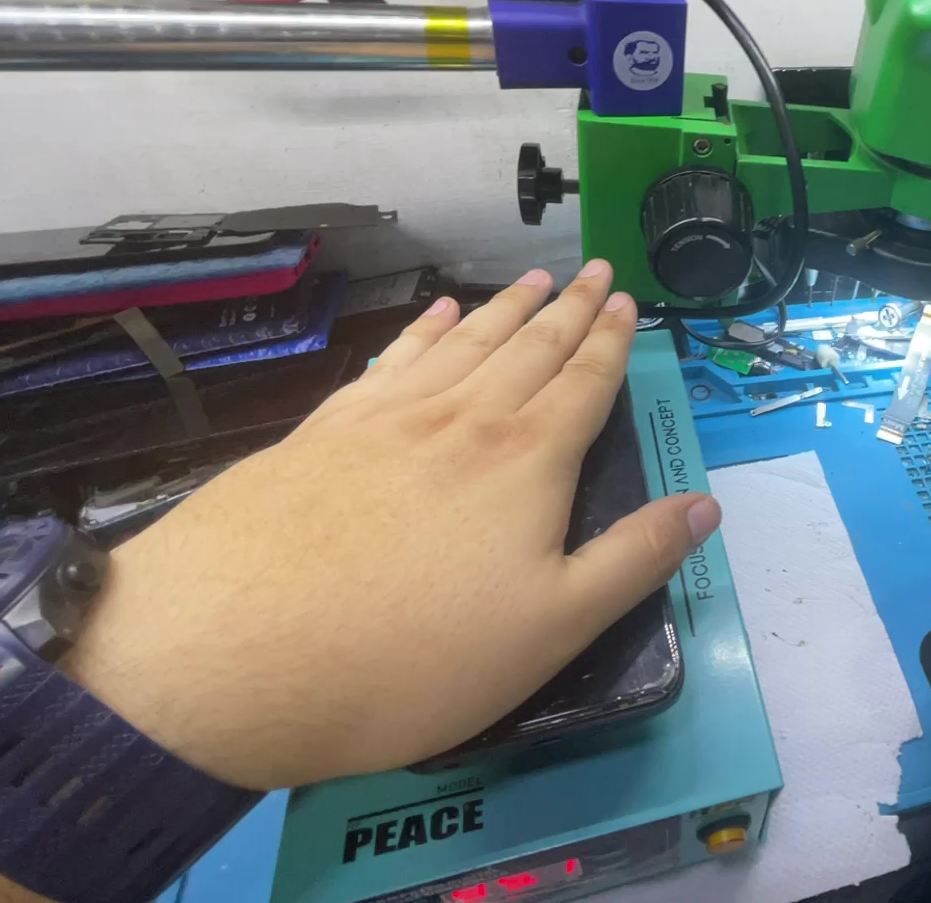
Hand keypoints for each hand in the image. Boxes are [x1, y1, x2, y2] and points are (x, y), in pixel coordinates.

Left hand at [63, 260, 720, 790]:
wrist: (224, 661)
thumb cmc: (414, 654)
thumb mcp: (555, 626)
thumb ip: (637, 558)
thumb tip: (706, 504)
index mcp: (527, 460)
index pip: (585, 381)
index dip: (611, 339)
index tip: (626, 300)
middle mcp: (467, 419)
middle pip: (532, 346)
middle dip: (570, 306)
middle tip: (594, 269)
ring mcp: (391, 417)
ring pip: (467, 341)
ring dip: (507, 306)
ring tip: (533, 277)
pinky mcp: (327, 430)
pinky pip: (395, 359)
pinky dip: (426, 328)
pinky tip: (437, 311)